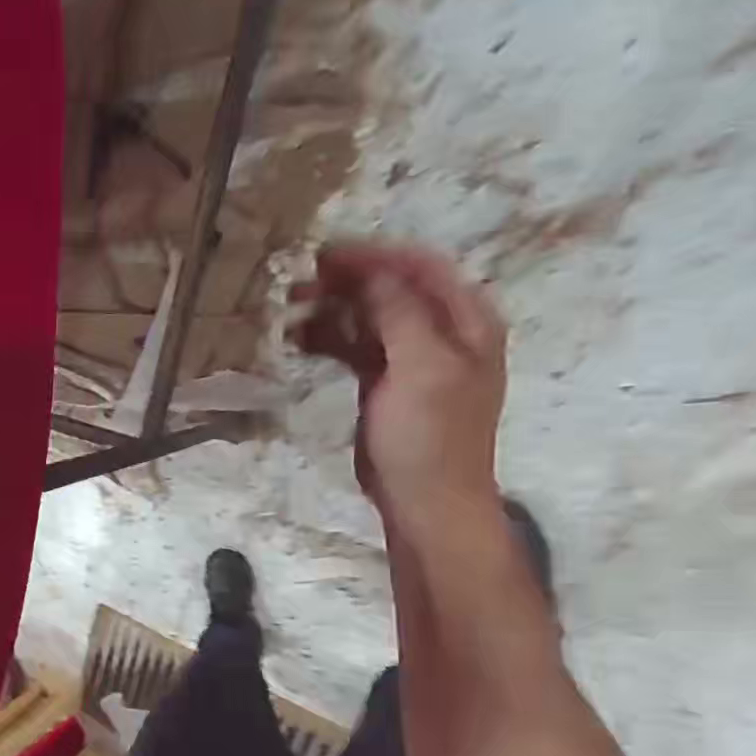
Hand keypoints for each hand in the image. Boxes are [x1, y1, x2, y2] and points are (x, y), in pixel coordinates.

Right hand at [290, 241, 507, 521]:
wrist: (425, 500)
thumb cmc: (429, 437)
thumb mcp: (422, 369)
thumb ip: (400, 315)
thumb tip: (370, 274)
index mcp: (466, 322)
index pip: (420, 268)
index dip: (374, 256)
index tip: (323, 255)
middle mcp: (442, 333)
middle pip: (392, 289)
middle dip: (346, 282)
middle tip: (297, 286)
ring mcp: (411, 359)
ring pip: (368, 317)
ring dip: (332, 310)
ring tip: (289, 312)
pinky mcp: (383, 384)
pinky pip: (355, 348)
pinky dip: (328, 340)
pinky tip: (299, 341)